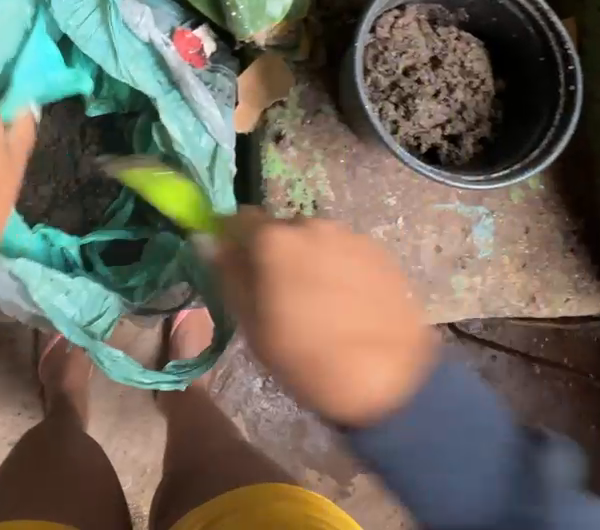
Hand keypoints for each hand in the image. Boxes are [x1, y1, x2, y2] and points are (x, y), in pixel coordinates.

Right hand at [214, 209, 436, 428]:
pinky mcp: (379, 251)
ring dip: (309, 260)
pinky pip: (346, 252)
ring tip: (319, 302)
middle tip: (280, 293)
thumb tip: (208, 241)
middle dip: (275, 253)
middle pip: (280, 230)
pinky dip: (340, 269)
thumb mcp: (253, 326)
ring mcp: (348, 235)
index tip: (235, 265)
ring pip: (315, 241)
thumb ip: (228, 275)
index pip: (238, 219)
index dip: (233, 240)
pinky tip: (348, 304)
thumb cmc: (308, 359)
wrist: (392, 379)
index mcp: (272, 239)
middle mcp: (309, 223)